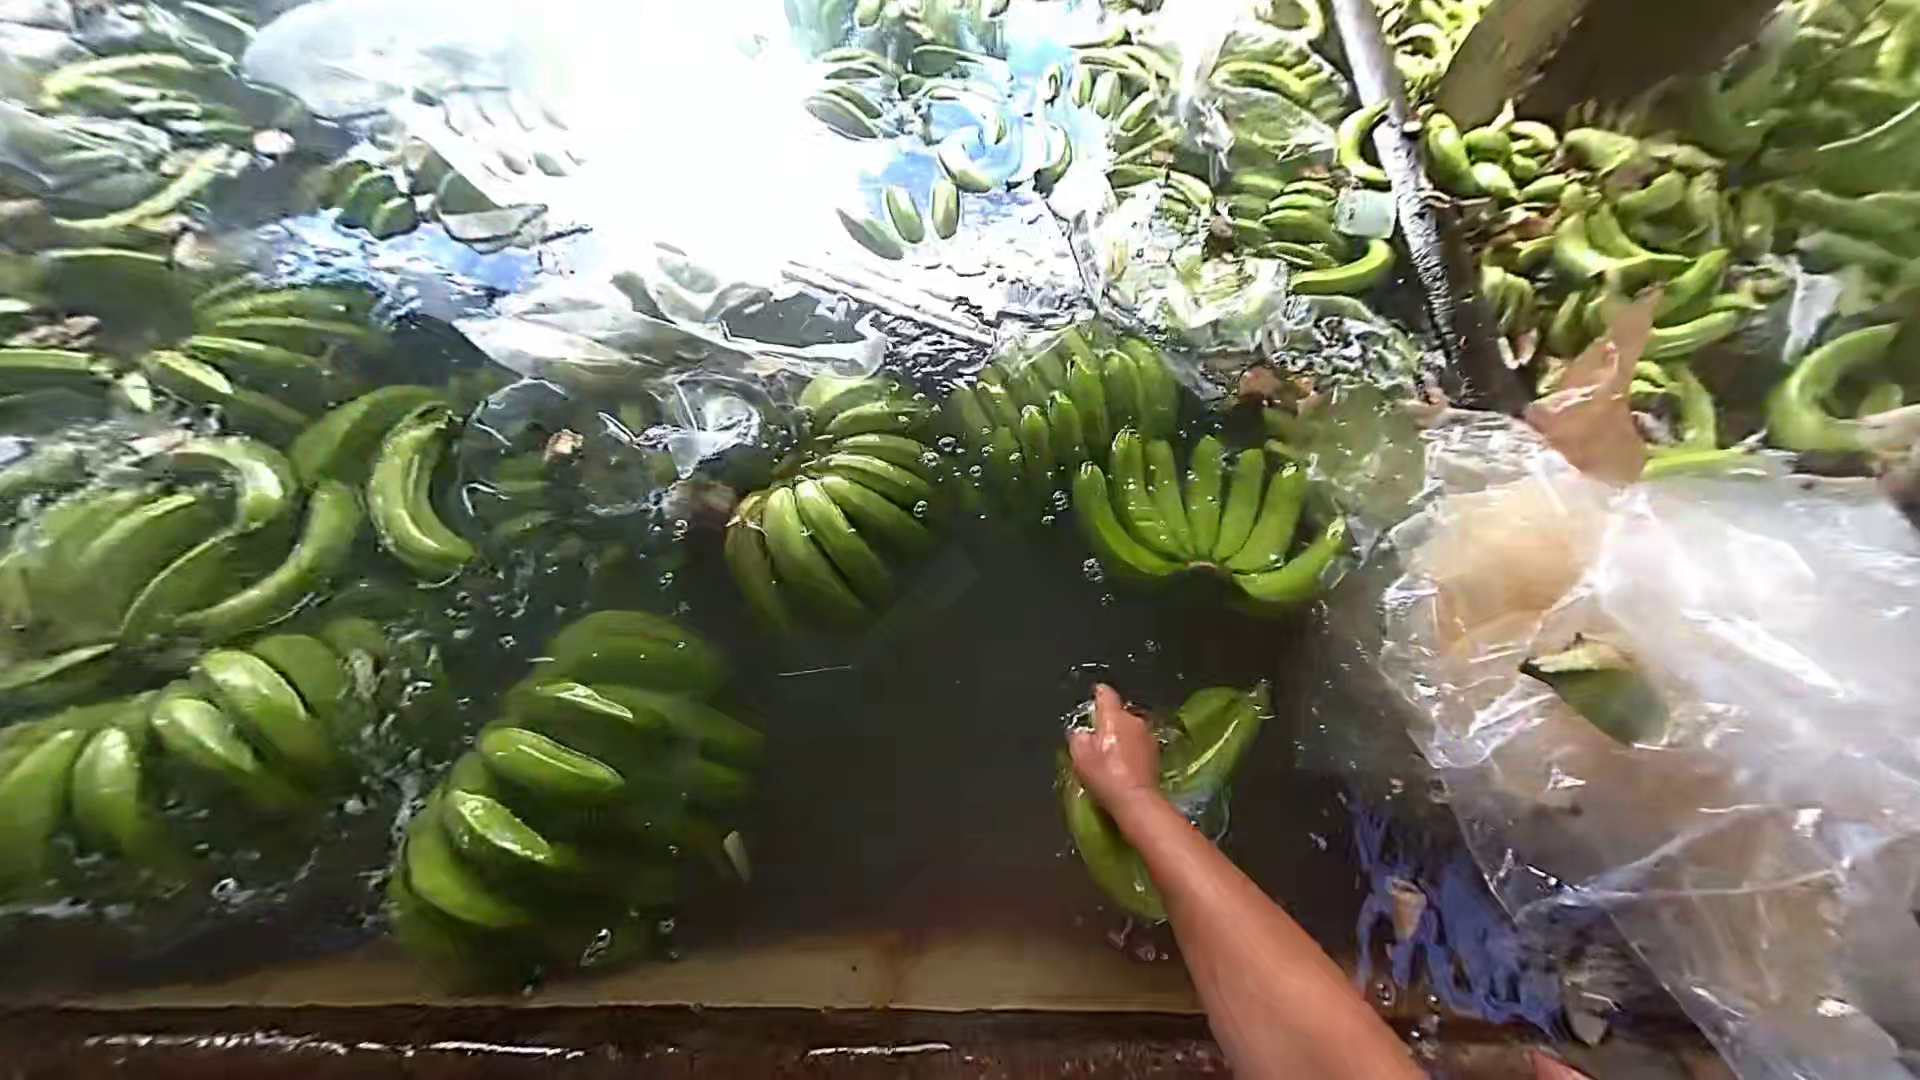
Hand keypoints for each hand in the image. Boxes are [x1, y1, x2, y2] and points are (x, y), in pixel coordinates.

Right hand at [1068, 684, 1164, 813]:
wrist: (1137, 801)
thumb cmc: (1105, 775)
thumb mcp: (1079, 755)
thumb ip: (1078, 737)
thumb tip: (1082, 733)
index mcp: (1113, 716)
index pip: (1106, 694)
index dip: (1098, 693)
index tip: (1094, 694)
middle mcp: (1133, 720)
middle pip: (1118, 713)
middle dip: (1109, 721)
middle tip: (1097, 737)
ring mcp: (1148, 737)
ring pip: (1130, 729)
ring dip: (1122, 736)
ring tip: (1111, 754)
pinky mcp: (1156, 754)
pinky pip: (1139, 744)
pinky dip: (1132, 750)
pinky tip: (1124, 765)